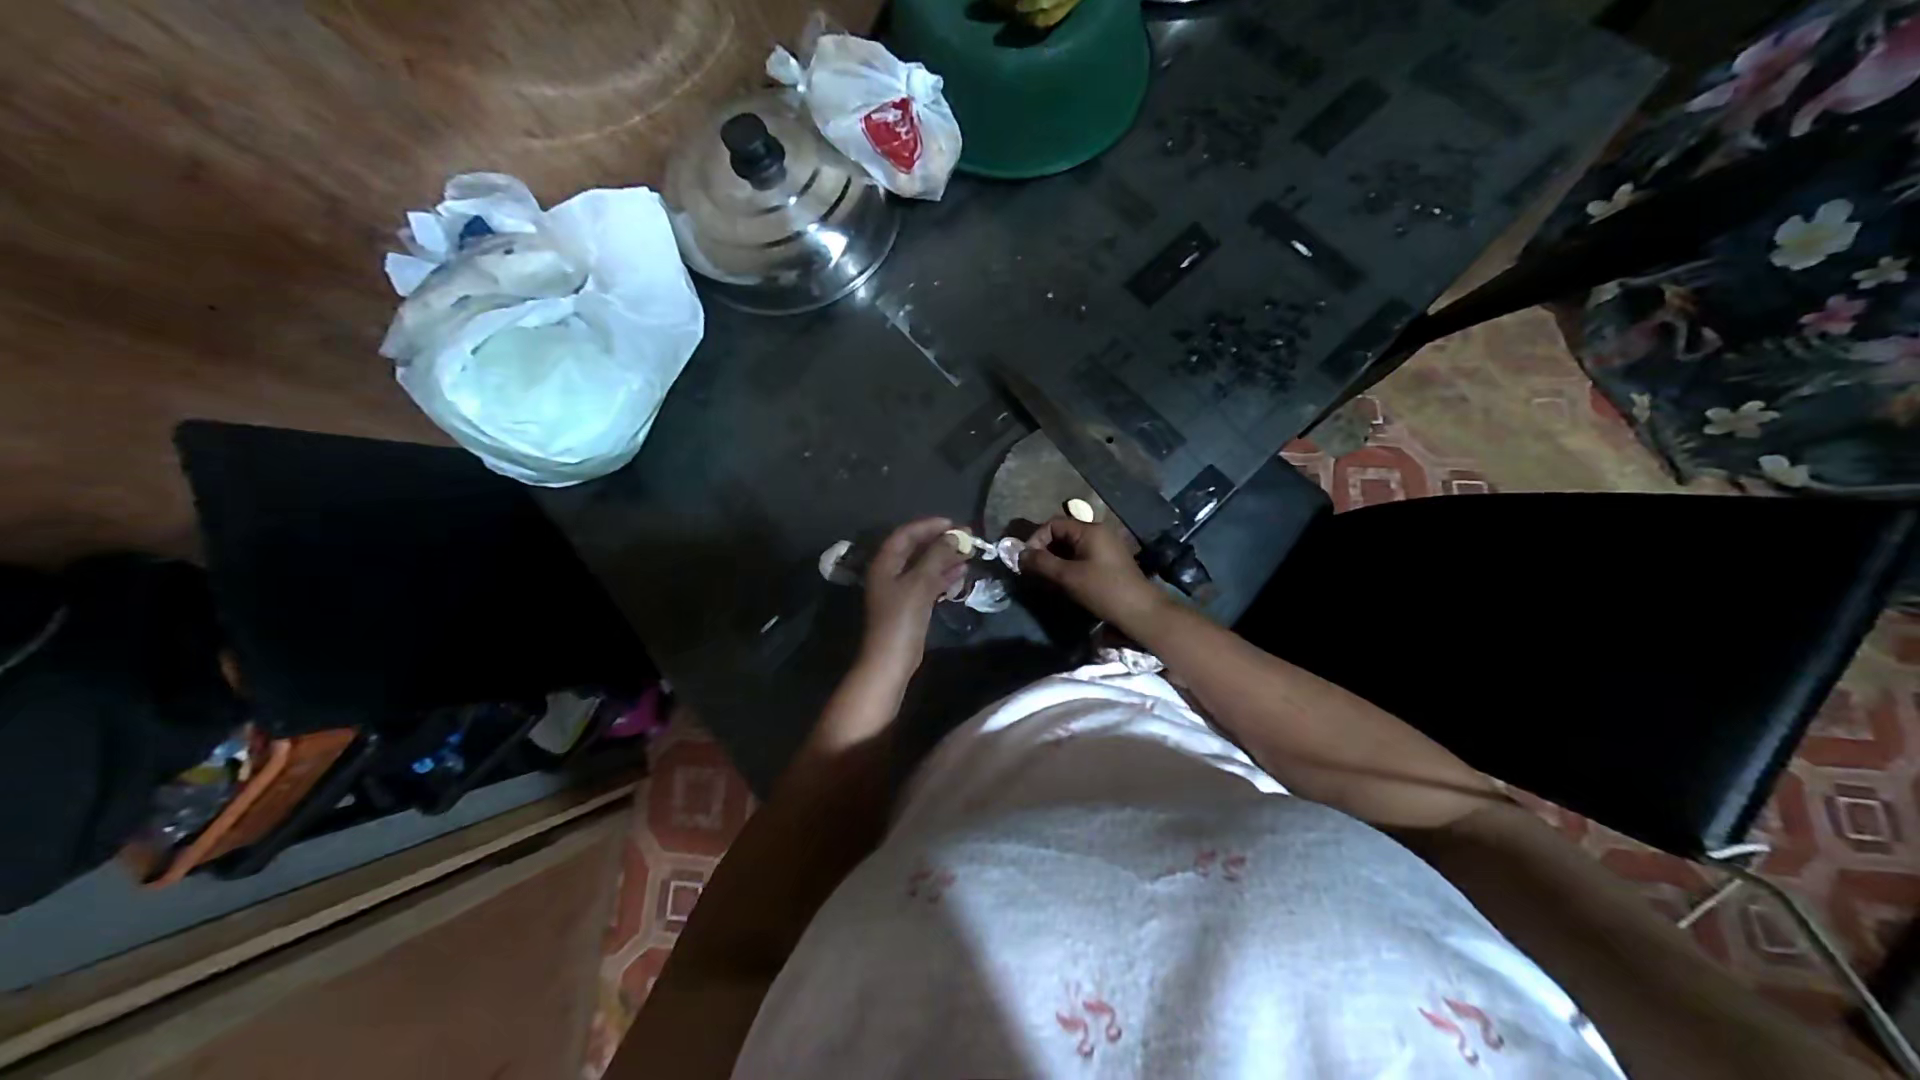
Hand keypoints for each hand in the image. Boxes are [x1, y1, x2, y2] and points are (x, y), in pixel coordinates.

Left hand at [861, 517, 968, 674]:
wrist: (892, 659)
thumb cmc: (901, 618)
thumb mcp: (920, 583)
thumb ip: (936, 556)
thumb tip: (954, 536)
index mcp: (885, 563)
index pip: (906, 534)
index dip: (929, 526)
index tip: (953, 524)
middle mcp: (890, 572)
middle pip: (916, 549)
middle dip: (940, 541)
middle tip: (966, 537)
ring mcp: (900, 589)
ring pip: (924, 566)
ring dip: (945, 558)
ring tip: (968, 552)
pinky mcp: (911, 605)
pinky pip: (928, 582)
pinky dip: (943, 576)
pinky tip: (962, 572)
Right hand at [1021, 516, 1169, 629]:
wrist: (1140, 612)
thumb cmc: (1103, 590)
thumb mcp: (1067, 576)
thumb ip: (1041, 563)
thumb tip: (1019, 554)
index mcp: (1090, 530)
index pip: (1054, 524)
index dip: (1036, 539)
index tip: (1027, 561)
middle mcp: (1099, 533)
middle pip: (1062, 534)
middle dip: (1044, 550)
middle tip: (1034, 571)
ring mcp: (1106, 547)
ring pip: (1071, 547)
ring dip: (1055, 560)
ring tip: (1046, 578)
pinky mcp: (1109, 562)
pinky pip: (1082, 556)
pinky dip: (1068, 565)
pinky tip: (1064, 582)